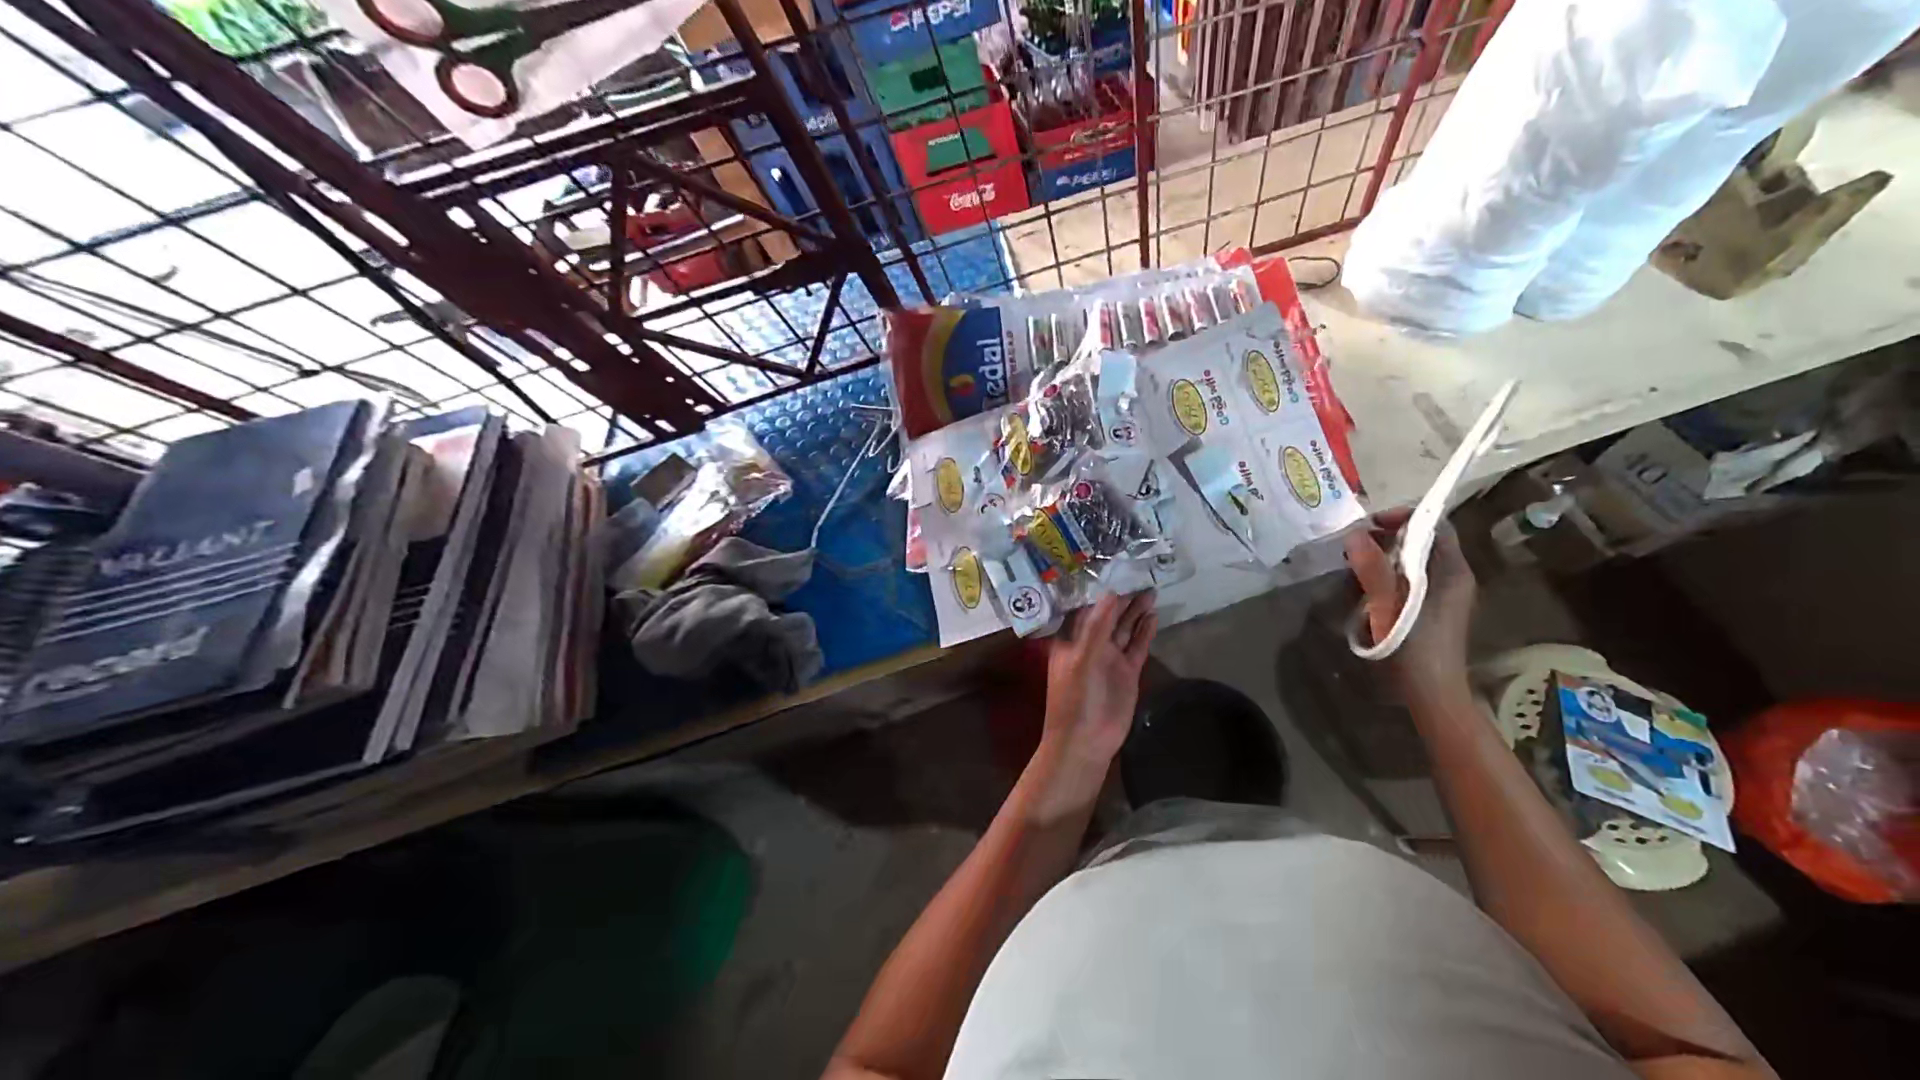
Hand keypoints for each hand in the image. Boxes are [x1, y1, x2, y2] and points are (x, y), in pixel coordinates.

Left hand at [1042, 589, 1156, 771]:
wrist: (1086, 740)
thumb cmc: (1075, 698)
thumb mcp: (1083, 658)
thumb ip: (1096, 627)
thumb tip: (1110, 594)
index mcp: (1071, 640)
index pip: (1085, 609)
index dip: (1099, 592)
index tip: (1113, 570)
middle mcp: (1090, 645)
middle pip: (1108, 615)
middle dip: (1122, 598)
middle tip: (1140, 576)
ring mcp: (1110, 658)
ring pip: (1124, 628)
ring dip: (1135, 612)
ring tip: (1150, 590)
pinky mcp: (1127, 672)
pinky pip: (1136, 646)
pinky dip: (1144, 632)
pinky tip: (1153, 616)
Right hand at [1344, 507, 1474, 692]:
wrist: (1432, 692)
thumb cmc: (1414, 646)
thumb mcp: (1389, 604)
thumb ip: (1373, 568)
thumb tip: (1354, 534)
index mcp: (1453, 571)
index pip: (1435, 525)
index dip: (1404, 516)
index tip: (1370, 524)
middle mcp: (1454, 577)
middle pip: (1423, 540)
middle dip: (1389, 536)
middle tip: (1355, 544)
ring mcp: (1444, 594)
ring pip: (1415, 560)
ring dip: (1385, 555)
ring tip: (1355, 563)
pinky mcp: (1431, 608)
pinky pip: (1411, 578)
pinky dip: (1389, 573)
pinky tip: (1367, 587)